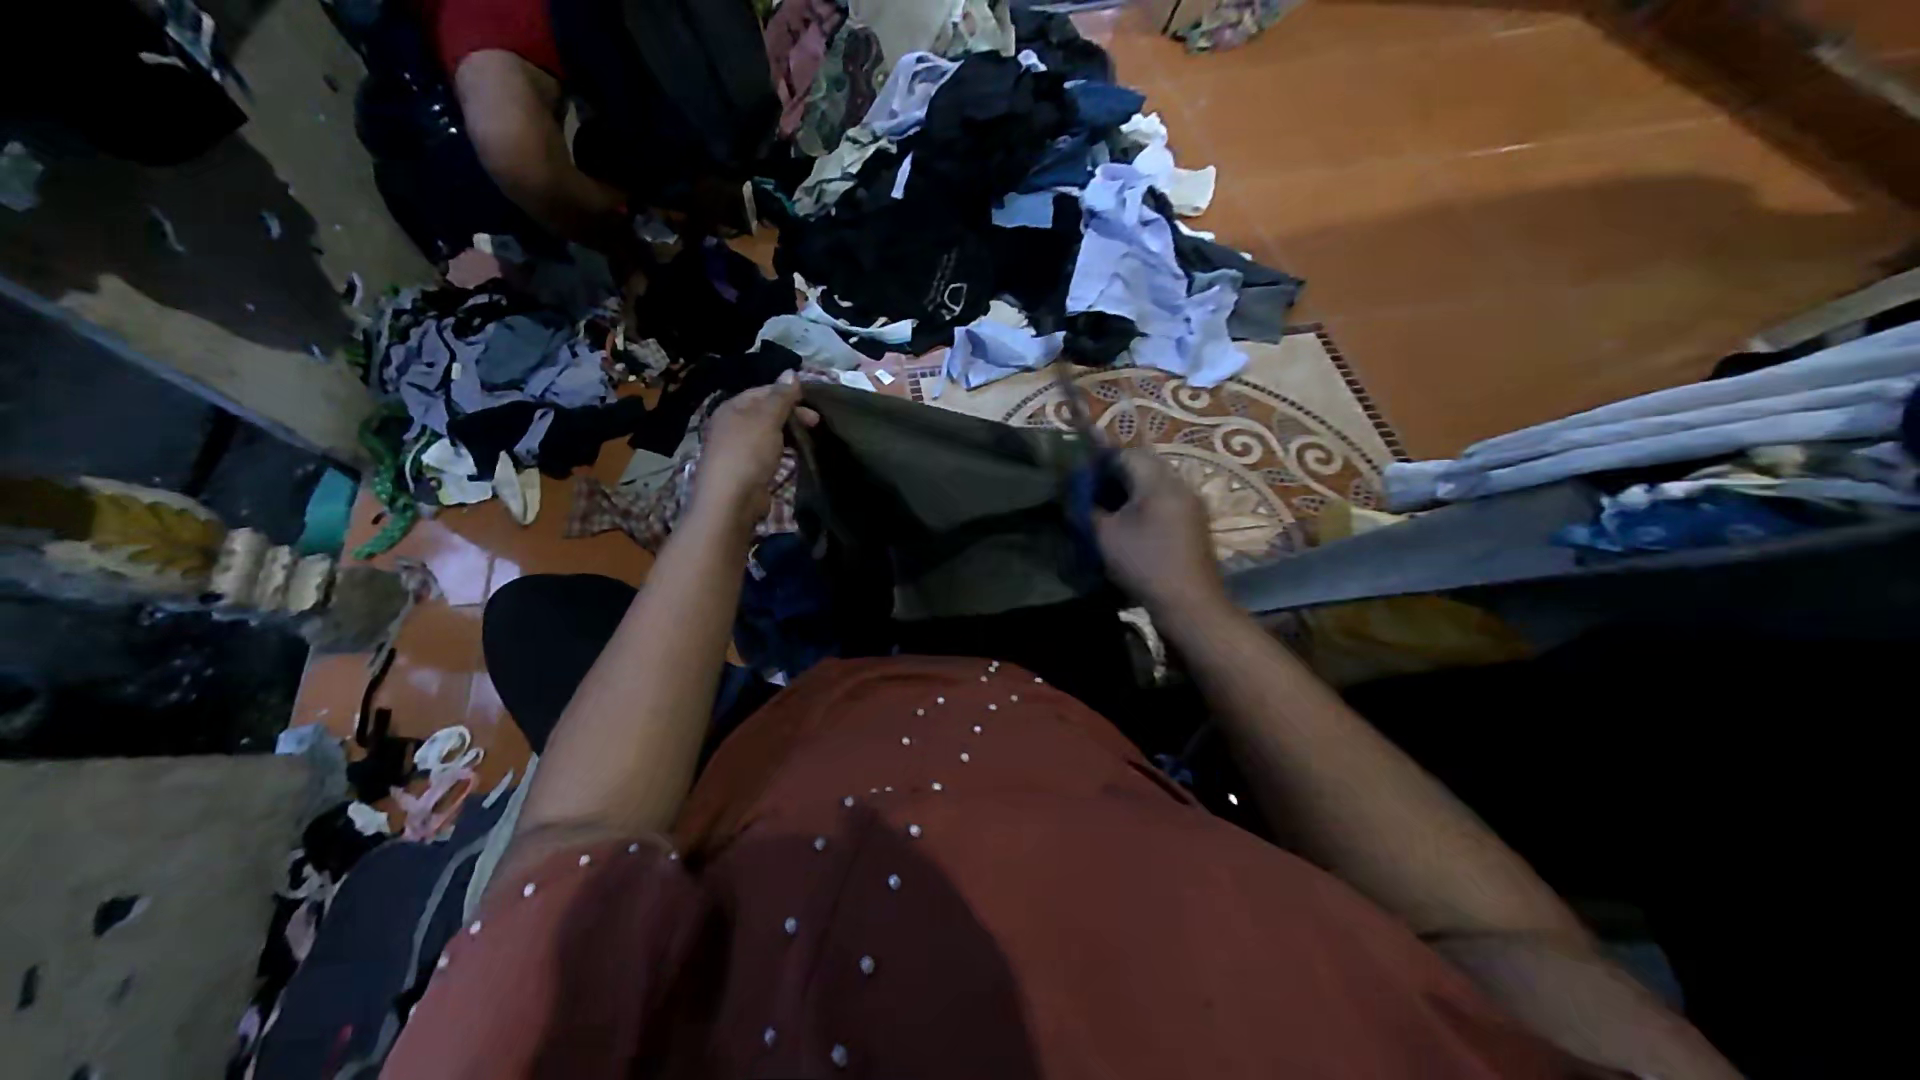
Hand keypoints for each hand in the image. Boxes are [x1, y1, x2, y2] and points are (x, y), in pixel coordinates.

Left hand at [690, 375, 815, 529]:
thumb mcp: (767, 418)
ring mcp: (738, 448)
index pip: (764, 391)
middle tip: (816, 422)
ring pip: (768, 433)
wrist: (731, 499)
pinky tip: (795, 455)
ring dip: (789, 433)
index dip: (788, 393)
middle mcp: (732, 425)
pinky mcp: (747, 469)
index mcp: (732, 407)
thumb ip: (781, 396)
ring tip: (809, 439)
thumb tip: (792, 372)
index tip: (812, 403)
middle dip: (792, 414)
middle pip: (766, 412)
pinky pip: (768, 452)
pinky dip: (783, 450)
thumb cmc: (748, 452)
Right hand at [1093, 449, 1227, 617]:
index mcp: (1159, 482)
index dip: (1102, 461)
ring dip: (1132, 491)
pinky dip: (1147, 504)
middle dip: (1117, 475)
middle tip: (1094, 494)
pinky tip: (1132, 526)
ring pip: (1157, 484)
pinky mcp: (1195, 523)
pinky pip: (1167, 501)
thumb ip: (1088, 508)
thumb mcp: (1105, 536)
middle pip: (1145, 465)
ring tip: (1110, 511)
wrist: (1189, 604)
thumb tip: (1076, 494)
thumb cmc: (1144, 564)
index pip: (1127, 453)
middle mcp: (1180, 485)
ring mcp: (1192, 505)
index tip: (1083, 479)